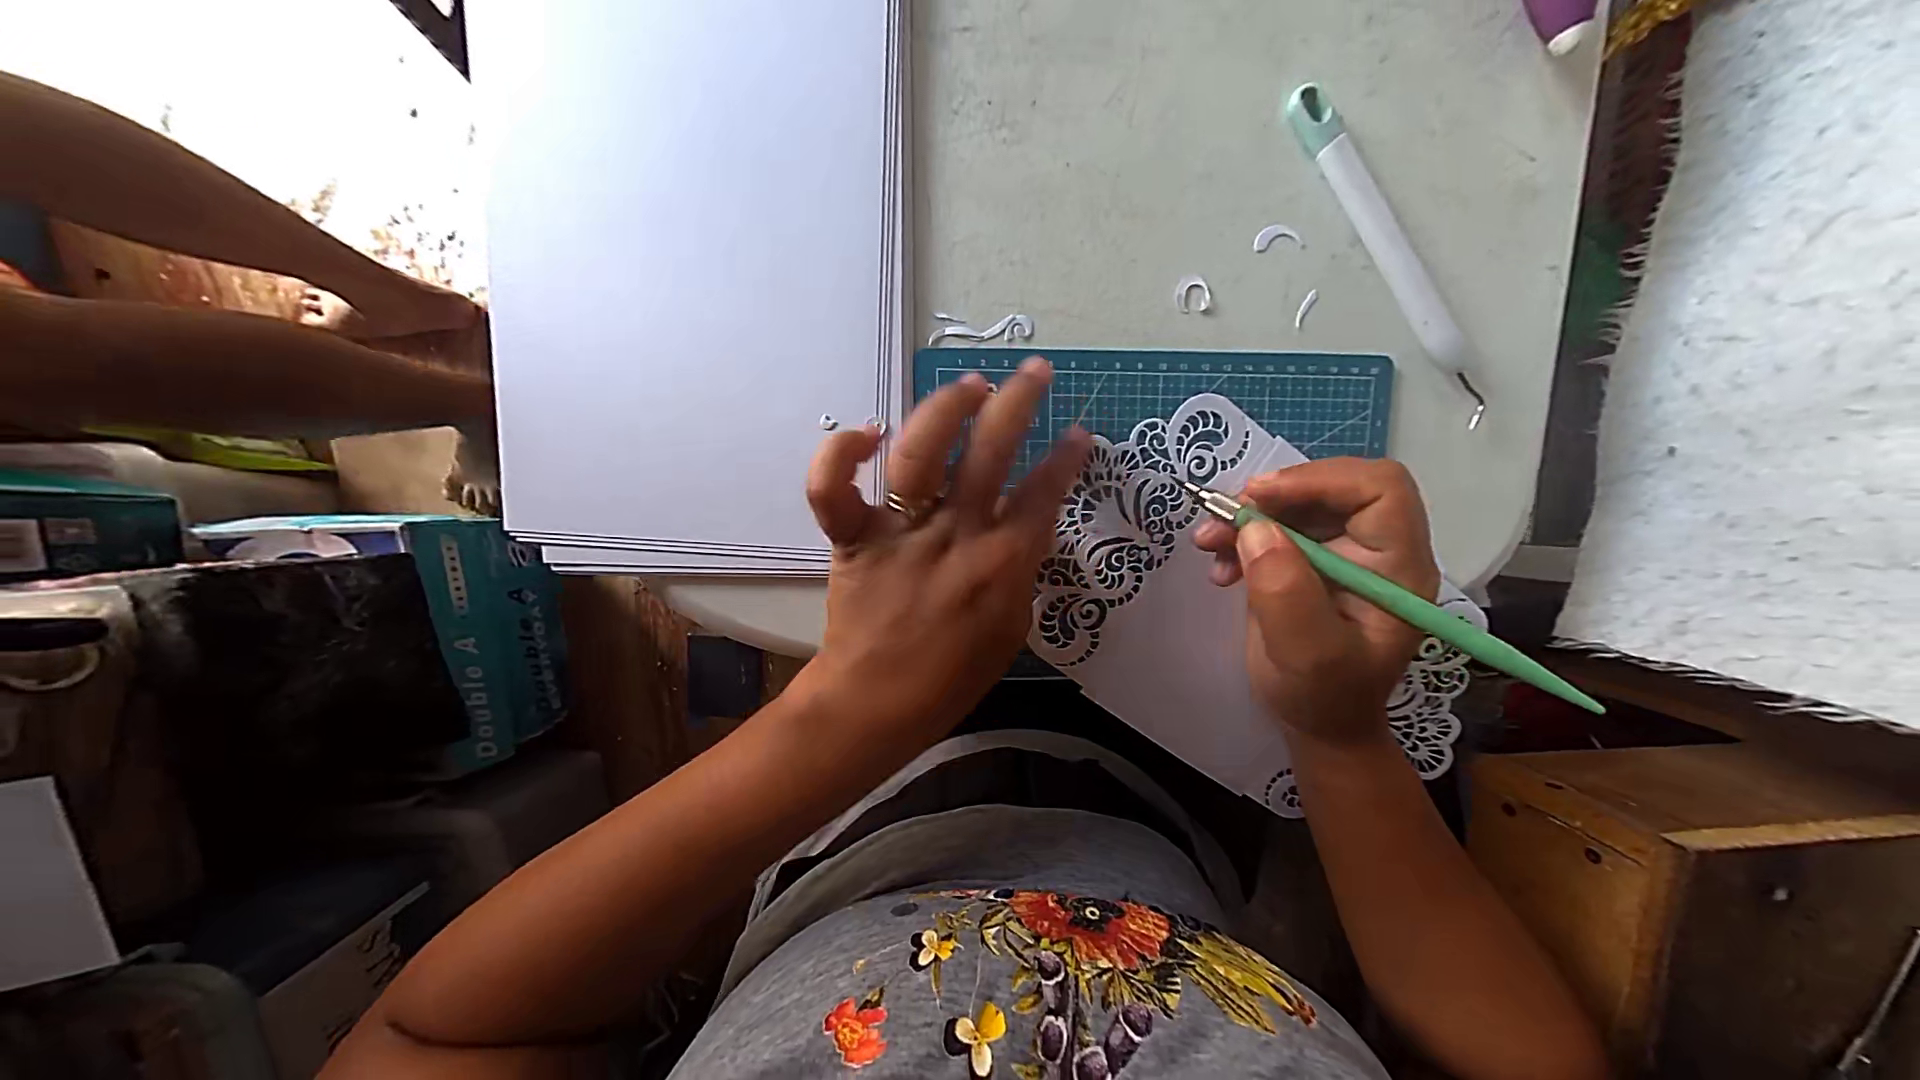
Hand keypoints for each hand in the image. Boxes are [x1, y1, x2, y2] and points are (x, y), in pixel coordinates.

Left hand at [805, 357, 1090, 751]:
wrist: (877, 703)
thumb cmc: (952, 676)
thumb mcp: (1012, 626)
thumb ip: (1020, 570)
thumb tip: (1023, 525)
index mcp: (1002, 564)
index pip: (1044, 494)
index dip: (1066, 458)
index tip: (1077, 434)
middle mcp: (955, 536)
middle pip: (991, 453)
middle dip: (1019, 403)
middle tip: (1035, 373)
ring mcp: (900, 534)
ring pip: (921, 454)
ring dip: (947, 409)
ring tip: (970, 385)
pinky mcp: (852, 540)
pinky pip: (835, 491)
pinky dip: (842, 455)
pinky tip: (869, 433)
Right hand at [1192, 459, 1439, 745]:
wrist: (1315, 722)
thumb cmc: (1322, 696)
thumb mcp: (1307, 654)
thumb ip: (1286, 592)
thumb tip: (1256, 528)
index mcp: (1396, 568)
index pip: (1379, 490)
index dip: (1320, 480)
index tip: (1258, 497)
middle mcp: (1374, 551)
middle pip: (1331, 489)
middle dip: (1272, 498)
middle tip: (1224, 518)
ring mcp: (1341, 554)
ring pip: (1296, 504)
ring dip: (1246, 516)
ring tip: (1207, 543)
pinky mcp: (1308, 561)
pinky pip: (1274, 526)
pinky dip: (1239, 535)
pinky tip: (1219, 567)